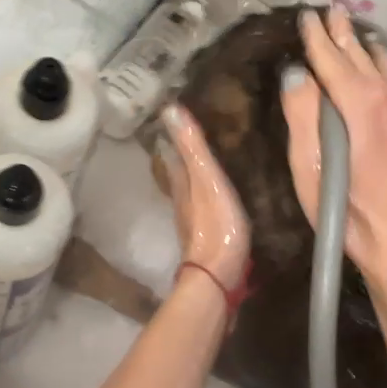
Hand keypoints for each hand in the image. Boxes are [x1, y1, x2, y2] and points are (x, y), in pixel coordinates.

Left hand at [159, 103, 250, 294]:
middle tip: (193, 134)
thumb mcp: (208, 181)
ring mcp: (193, 223)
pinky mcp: (207, 239)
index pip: (174, 154)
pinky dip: (208, 197)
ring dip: (195, 177)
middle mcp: (183, 202)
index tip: (175, 116)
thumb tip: (169, 109)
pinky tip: (217, 198)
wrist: (217, 278)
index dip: (175, 137)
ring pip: (191, 192)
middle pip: (180, 173)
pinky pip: (205, 209)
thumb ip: (193, 149)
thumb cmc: (216, 226)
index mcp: (182, 185)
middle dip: (184, 156)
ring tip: (206, 162)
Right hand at [281, 6, 386, 280]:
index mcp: (359, 103)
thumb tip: (297, 72)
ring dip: (369, 47)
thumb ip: (302, 114)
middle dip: (344, 33)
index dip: (317, 37)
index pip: (333, 59)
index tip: (306, 15)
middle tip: (333, 11)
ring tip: (358, 33)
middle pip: (363, 56)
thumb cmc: (344, 209)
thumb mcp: (308, 167)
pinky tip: (384, 72)